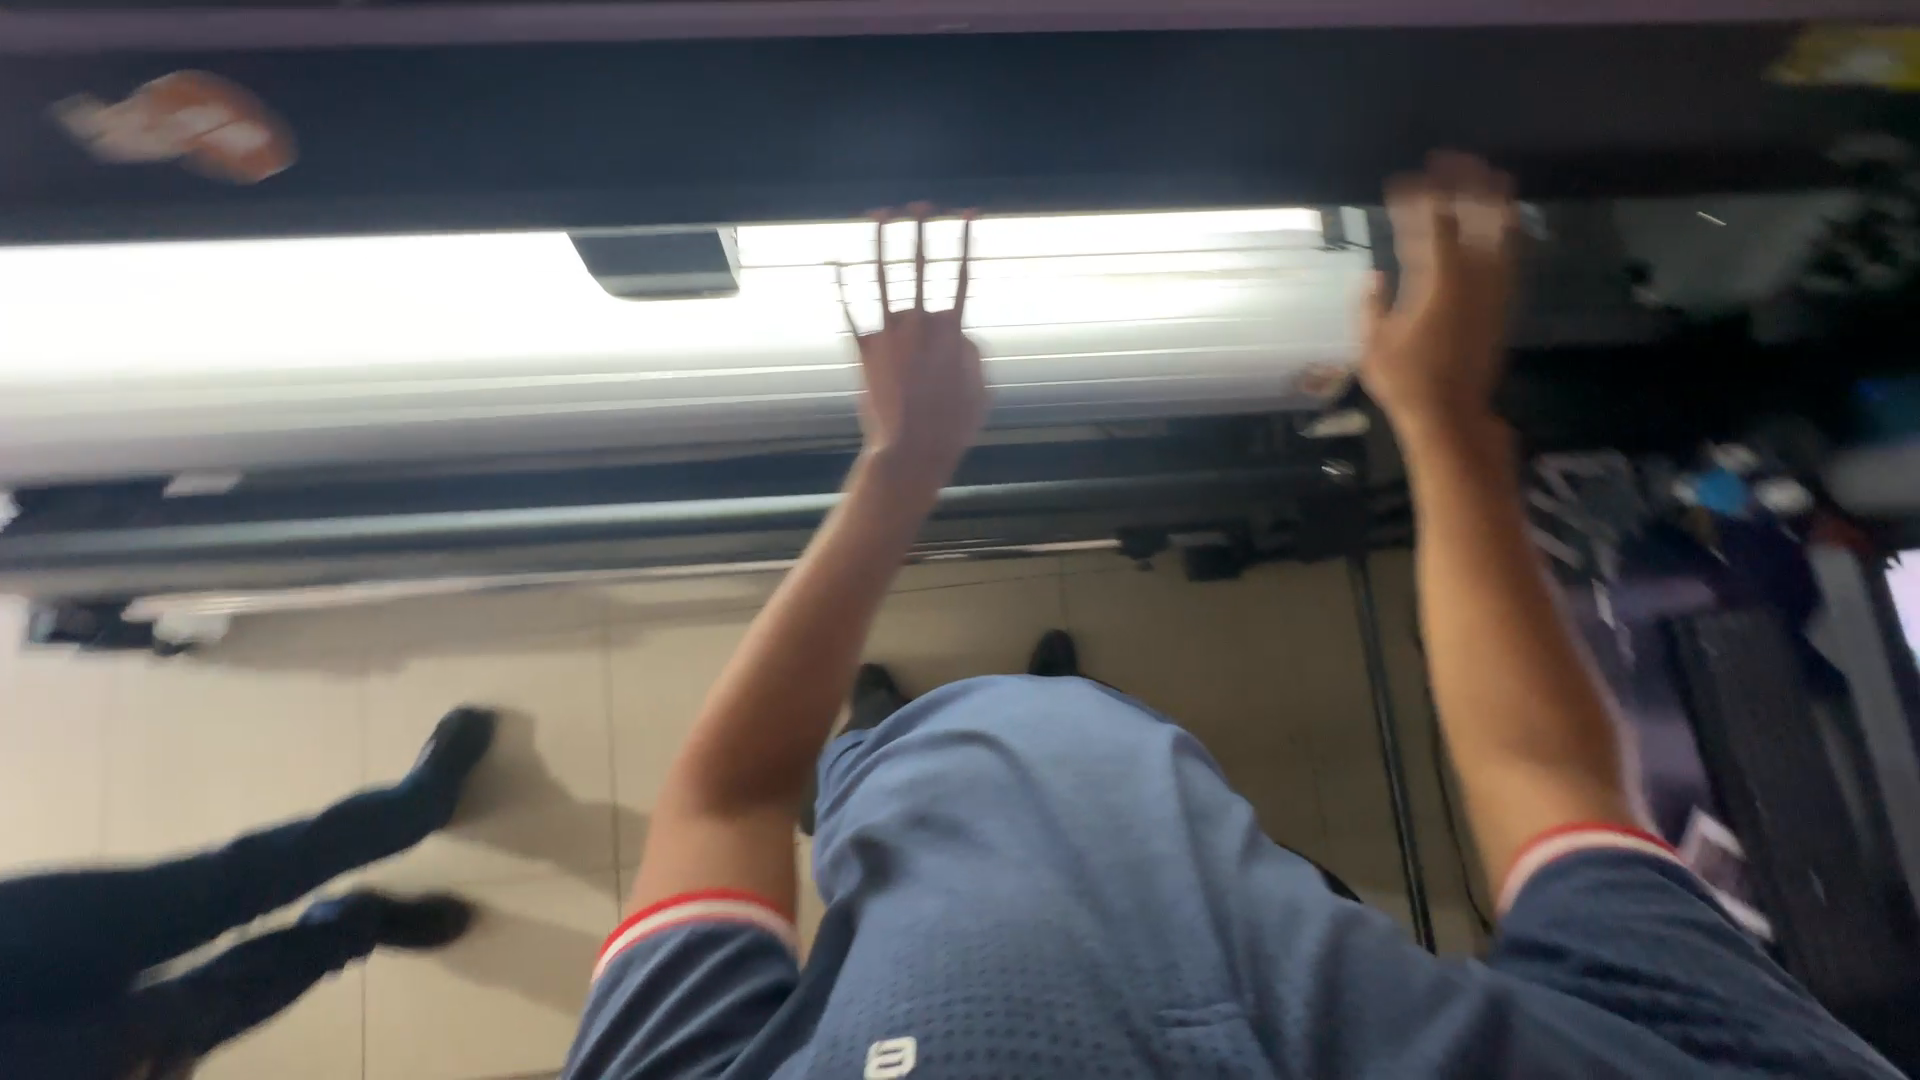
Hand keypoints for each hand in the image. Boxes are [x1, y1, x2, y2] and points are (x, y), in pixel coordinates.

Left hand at [837, 204, 986, 484]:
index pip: (960, 272)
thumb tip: (963, 334)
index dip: (963, 240)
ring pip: (881, 278)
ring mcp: (888, 336)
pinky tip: (839, 261)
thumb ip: (974, 354)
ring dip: (880, 243)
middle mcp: (918, 325)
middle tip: (919, 206)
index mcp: (952, 330)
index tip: (965, 213)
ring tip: (879, 216)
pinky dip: (844, 283)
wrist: (912, 450)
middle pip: (918, 266)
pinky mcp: (864, 351)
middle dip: (919, 231)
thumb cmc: (952, 426)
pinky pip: (851, 309)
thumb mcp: (981, 389)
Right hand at [1359, 152, 1519, 441]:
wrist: (1450, 411)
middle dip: (1462, 183)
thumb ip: (1372, 306)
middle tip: (1450, 158)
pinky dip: (1505, 230)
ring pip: (1501, 230)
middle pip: (1474, 216)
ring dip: (1493, 200)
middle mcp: (1473, 276)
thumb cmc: (1404, 380)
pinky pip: (1509, 254)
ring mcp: (1493, 288)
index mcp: (1438, 282)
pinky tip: (1501, 221)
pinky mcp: (1503, 303)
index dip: (1417, 199)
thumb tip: (1375, 277)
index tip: (1402, 181)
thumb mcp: (1372, 344)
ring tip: (1489, 175)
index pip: (1431, 225)